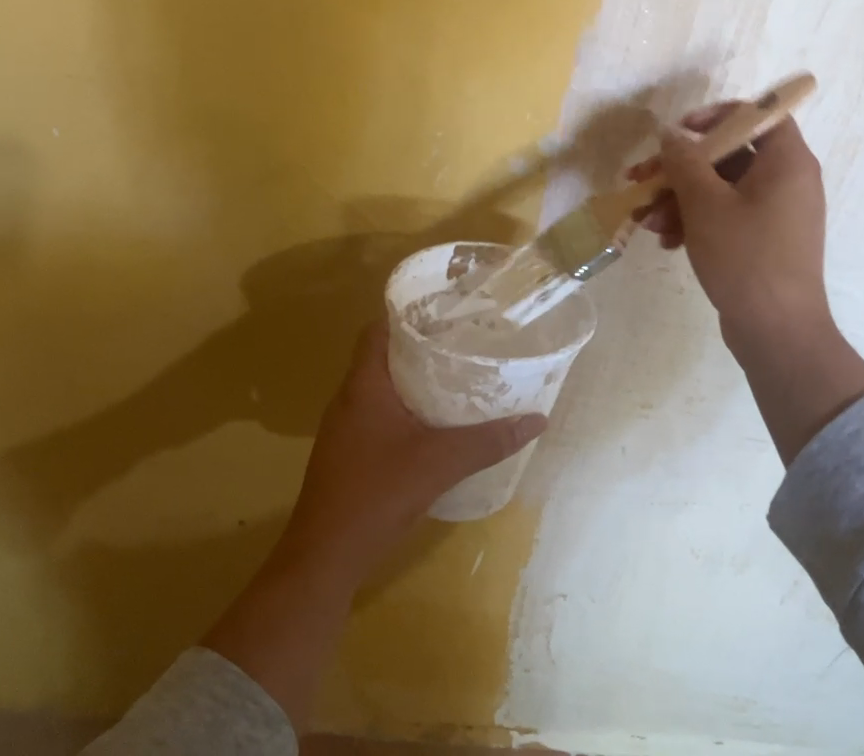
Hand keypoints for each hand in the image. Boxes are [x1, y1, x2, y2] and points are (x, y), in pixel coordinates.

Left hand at [277, 323, 546, 581]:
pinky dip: (405, 410)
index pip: (378, 329)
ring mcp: (344, 428)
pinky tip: (434, 426)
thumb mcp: (440, 463)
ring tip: (456, 378)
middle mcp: (349, 398)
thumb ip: (488, 441)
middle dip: (420, 347)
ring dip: (413, 381)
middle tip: (463, 342)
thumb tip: (537, 420)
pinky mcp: (348, 453)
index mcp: (364, 385)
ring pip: (381, 388)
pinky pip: (378, 415)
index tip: (445, 310)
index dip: (408, 314)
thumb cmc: (377, 493)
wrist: (326, 554)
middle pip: (382, 356)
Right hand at [634, 104, 863, 462]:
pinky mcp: (766, 241)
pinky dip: (697, 222)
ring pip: (722, 189)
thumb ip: (684, 160)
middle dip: (680, 169)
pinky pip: (728, 216)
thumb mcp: (705, 203)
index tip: (681, 133)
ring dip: (680, 199)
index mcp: (787, 161)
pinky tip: (668, 242)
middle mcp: (788, 181)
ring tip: (647, 222)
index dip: (716, 116)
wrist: (777, 329)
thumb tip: (671, 133)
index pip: (758, 115)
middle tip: (641, 180)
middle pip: (729, 156)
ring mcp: (778, 213)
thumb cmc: (744, 256)